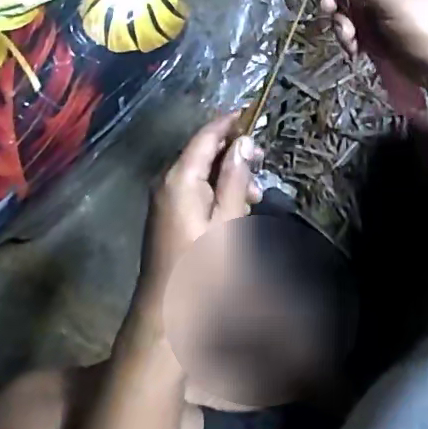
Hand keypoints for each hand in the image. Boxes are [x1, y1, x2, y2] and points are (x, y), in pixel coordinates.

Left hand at [139, 113, 261, 304]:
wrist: (166, 315)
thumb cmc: (202, 268)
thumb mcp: (227, 221)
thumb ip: (236, 178)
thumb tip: (244, 141)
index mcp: (180, 178)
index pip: (206, 135)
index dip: (230, 121)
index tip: (255, 112)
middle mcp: (167, 181)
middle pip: (203, 151)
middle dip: (234, 151)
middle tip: (263, 161)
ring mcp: (164, 198)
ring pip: (201, 171)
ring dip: (229, 174)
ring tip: (255, 194)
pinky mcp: (167, 214)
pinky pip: (194, 188)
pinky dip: (216, 189)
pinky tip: (237, 207)